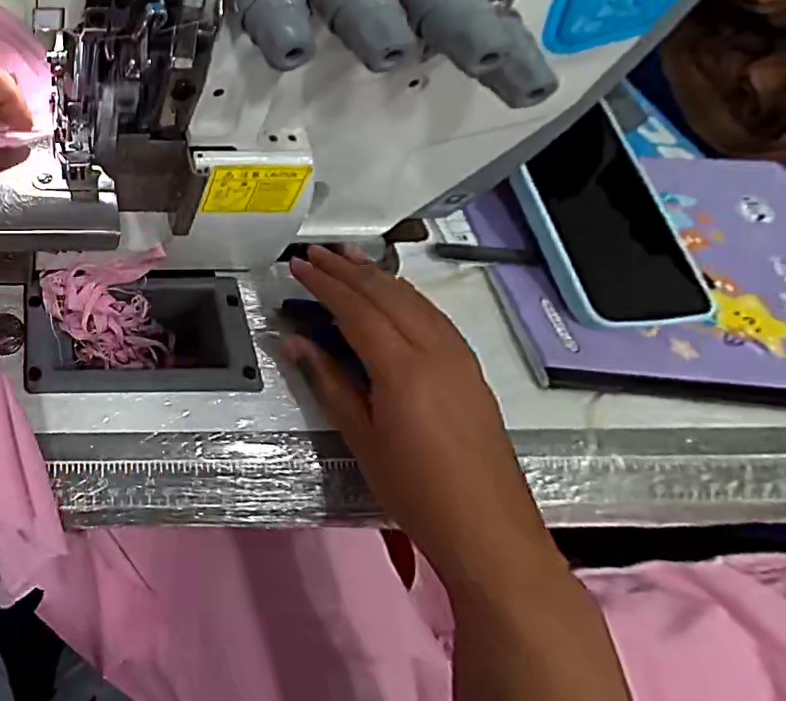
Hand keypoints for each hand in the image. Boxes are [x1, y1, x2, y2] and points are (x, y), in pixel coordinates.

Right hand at [284, 246, 564, 592]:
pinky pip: (433, 315)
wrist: (490, 533)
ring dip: (378, 274)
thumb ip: (328, 381)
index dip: (324, 283)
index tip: (298, 266)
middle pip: (387, 294)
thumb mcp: (360, 437)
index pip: (356, 309)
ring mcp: (460, 359)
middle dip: (348, 268)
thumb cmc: (416, 490)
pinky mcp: (472, 370)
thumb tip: (295, 342)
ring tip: (349, 257)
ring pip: (414, 299)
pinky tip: (393, 292)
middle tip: (317, 253)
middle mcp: (436, 353)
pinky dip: (405, 294)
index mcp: (403, 369)